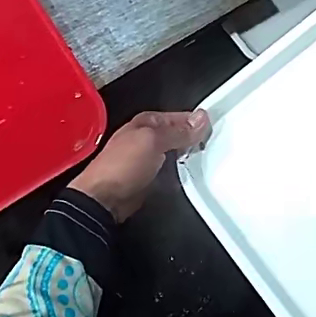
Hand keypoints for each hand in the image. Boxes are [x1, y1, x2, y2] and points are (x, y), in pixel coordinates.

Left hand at [67, 110, 210, 221]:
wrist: (104, 199)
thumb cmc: (122, 166)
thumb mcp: (153, 141)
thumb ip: (178, 131)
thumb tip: (200, 119)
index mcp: (144, 123)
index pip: (176, 117)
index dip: (193, 121)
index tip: (212, 127)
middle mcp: (145, 140)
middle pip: (176, 137)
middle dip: (192, 141)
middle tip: (211, 146)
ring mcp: (147, 161)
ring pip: (175, 156)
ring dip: (187, 159)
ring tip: (203, 162)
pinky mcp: (149, 180)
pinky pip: (170, 174)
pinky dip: (179, 175)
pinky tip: (188, 178)